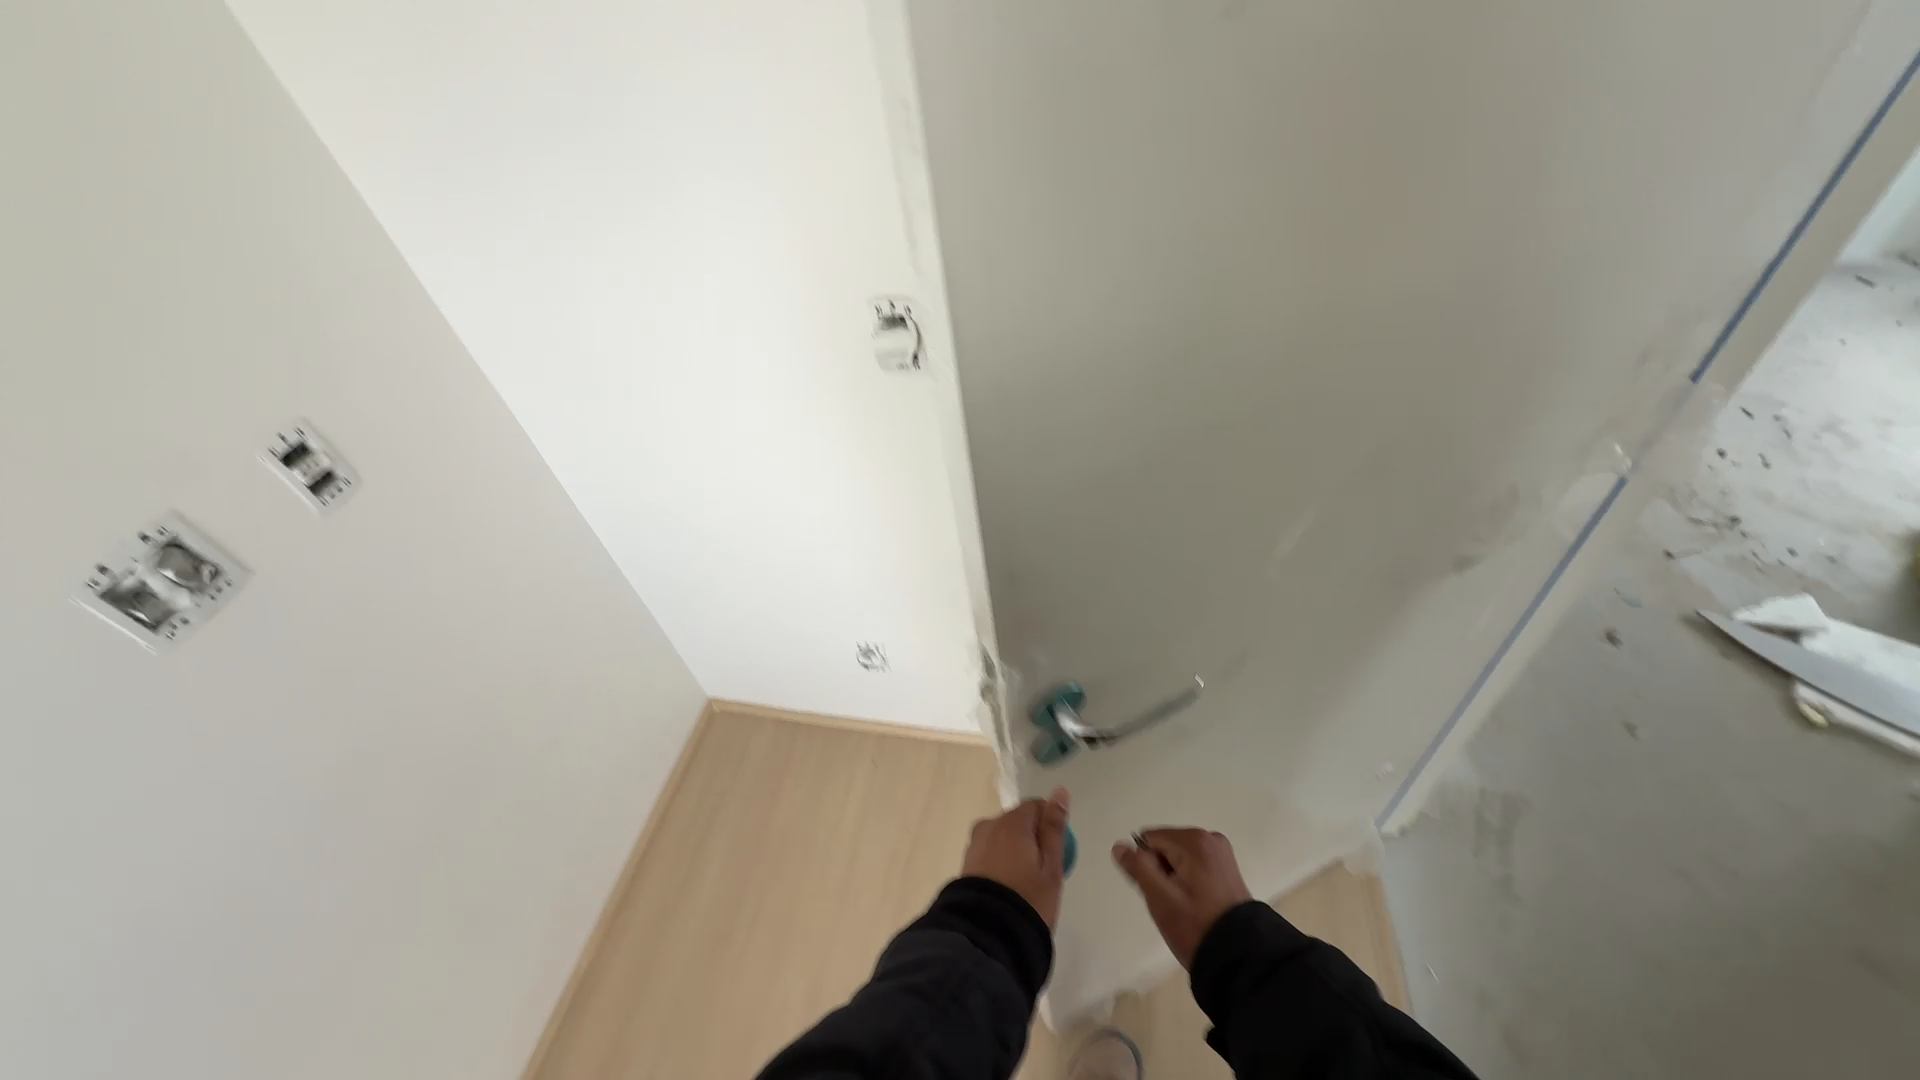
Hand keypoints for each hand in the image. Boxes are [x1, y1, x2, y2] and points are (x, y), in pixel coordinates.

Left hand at [961, 788, 1070, 927]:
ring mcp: (974, 844)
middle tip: (1042, 874)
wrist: (987, 935)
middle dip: (1032, 839)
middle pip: (1018, 821)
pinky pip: (990, 852)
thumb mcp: (1051, 867)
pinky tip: (1007, 888)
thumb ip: (1054, 828)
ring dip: (1015, 851)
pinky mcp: (966, 863)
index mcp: (1011, 822)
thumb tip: (1060, 791)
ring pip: (1003, 838)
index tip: (1056, 854)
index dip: (1049, 826)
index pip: (1036, 806)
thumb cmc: (1028, 899)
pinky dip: (1001, 863)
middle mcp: (988, 825)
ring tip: (1024, 885)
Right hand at [1111, 827, 1253, 968]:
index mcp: (1194, 840)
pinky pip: (1193, 866)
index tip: (1159, 893)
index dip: (1147, 867)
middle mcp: (1210, 838)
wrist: (1240, 957)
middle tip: (1172, 903)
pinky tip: (1197, 905)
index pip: (1149, 841)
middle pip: (1164, 848)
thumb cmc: (1196, 926)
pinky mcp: (1227, 868)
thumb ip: (1137, 867)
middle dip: (1161, 872)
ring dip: (1173, 880)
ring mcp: (1221, 853)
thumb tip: (1119, 845)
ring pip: (1178, 859)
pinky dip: (1188, 883)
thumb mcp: (1160, 898)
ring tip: (1186, 907)